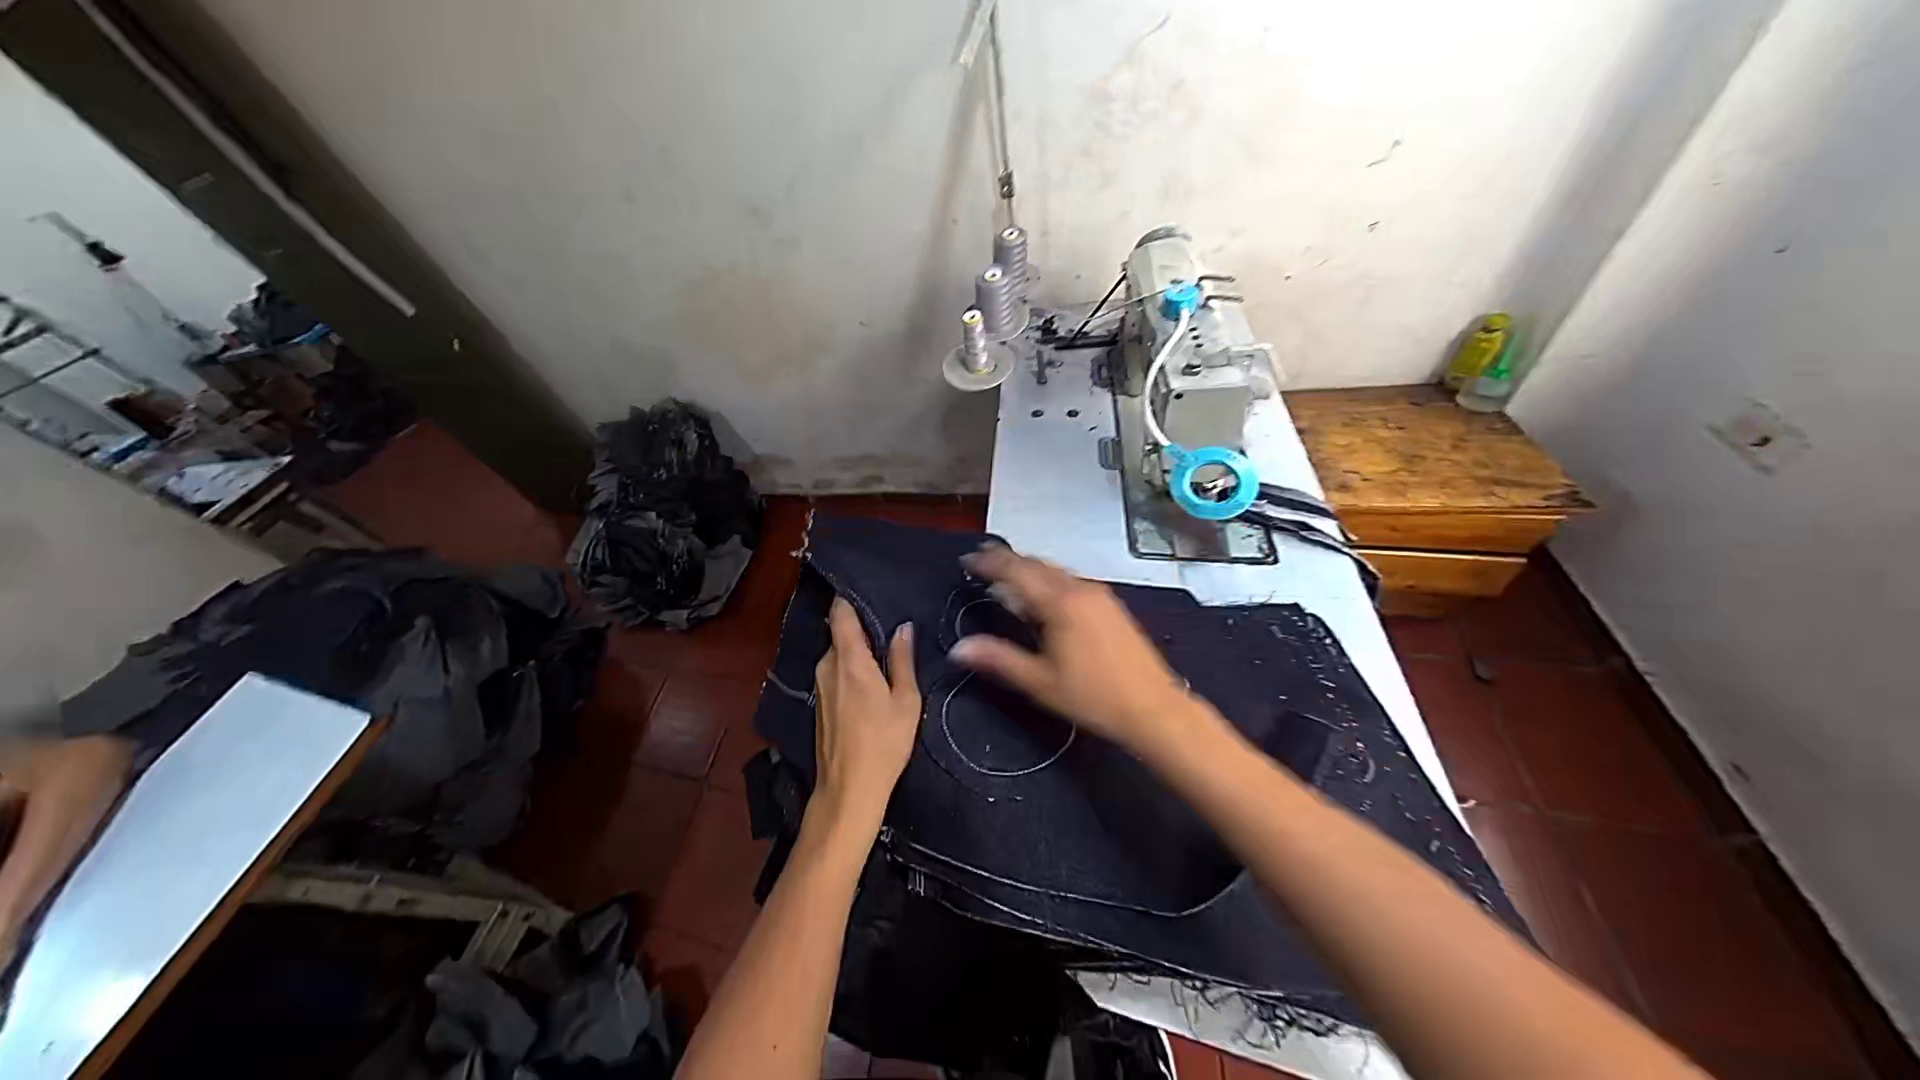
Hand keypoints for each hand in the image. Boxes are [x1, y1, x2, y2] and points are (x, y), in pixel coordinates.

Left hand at [811, 597, 919, 828]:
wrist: (848, 789)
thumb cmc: (883, 743)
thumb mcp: (906, 700)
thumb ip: (901, 659)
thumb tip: (902, 626)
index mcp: (849, 659)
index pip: (840, 612)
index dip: (850, 596)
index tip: (869, 587)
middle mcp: (827, 665)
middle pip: (839, 631)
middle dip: (861, 624)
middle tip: (890, 623)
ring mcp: (818, 684)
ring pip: (836, 652)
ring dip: (856, 647)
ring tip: (885, 649)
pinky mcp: (818, 701)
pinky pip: (834, 670)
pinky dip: (850, 665)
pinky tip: (870, 676)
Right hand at [949, 544, 1199, 755]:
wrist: (1153, 708)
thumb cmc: (1095, 697)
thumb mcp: (1040, 682)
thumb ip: (998, 659)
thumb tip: (959, 648)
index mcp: (1061, 603)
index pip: (1017, 570)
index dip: (990, 562)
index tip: (968, 560)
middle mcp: (1081, 590)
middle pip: (1037, 565)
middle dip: (1008, 562)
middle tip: (982, 564)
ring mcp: (1100, 596)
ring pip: (1056, 572)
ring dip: (1029, 572)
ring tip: (1007, 582)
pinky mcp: (1111, 606)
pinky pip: (1071, 582)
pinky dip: (1049, 582)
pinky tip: (1042, 600)